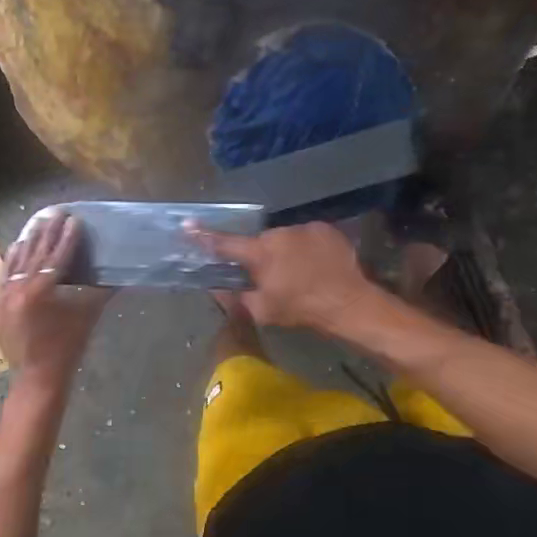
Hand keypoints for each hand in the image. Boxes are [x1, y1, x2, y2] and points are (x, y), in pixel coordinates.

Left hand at [0, 211, 111, 393]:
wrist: (38, 377)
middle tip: (56, 212)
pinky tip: (17, 246)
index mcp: (42, 290)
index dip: (68, 236)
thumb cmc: (68, 346)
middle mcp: (20, 289)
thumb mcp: (87, 315)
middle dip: (47, 232)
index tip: (75, 218)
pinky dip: (12, 261)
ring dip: (29, 241)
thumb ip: (102, 291)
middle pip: (36, 254)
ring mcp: (4, 297)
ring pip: (17, 262)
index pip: (58, 256)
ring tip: (38, 222)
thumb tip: (121, 274)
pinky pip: (4, 276)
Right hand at [193, 221, 378, 330]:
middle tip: (275, 278)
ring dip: (288, 252)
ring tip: (302, 273)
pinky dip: (309, 248)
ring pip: (286, 239)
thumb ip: (235, 297)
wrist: (349, 303)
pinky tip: (318, 265)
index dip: (204, 236)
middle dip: (263, 256)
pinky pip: (308, 236)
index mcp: (260, 253)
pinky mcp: (325, 228)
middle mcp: (279, 233)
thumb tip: (214, 288)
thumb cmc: (301, 309)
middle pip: (261, 242)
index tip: (188, 225)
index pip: (225, 243)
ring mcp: (304, 228)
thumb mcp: (263, 311)